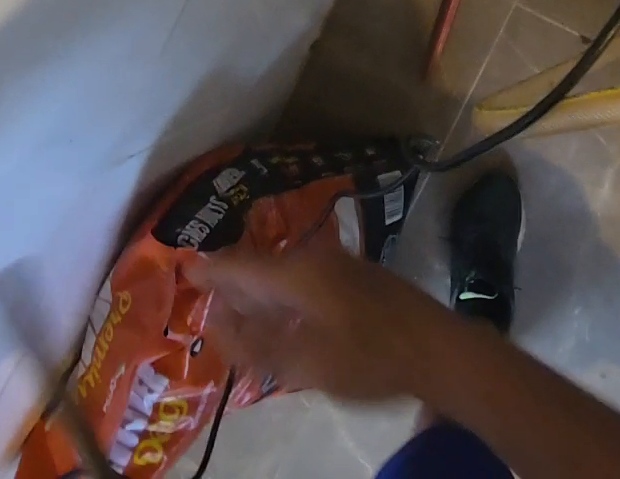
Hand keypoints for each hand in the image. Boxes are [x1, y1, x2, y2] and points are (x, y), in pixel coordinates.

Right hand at [188, 243, 454, 402]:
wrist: (436, 346)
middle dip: (230, 280)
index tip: (184, 270)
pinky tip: (280, 312)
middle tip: (204, 292)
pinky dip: (282, 293)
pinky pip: (303, 278)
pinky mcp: (354, 276)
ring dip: (257, 288)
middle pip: (260, 266)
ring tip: (234, 305)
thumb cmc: (368, 356)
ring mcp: (337, 265)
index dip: (209, 269)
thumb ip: (256, 344)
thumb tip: (217, 325)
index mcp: (296, 273)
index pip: (238, 265)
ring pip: (283, 272)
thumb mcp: (306, 361)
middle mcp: (313, 259)